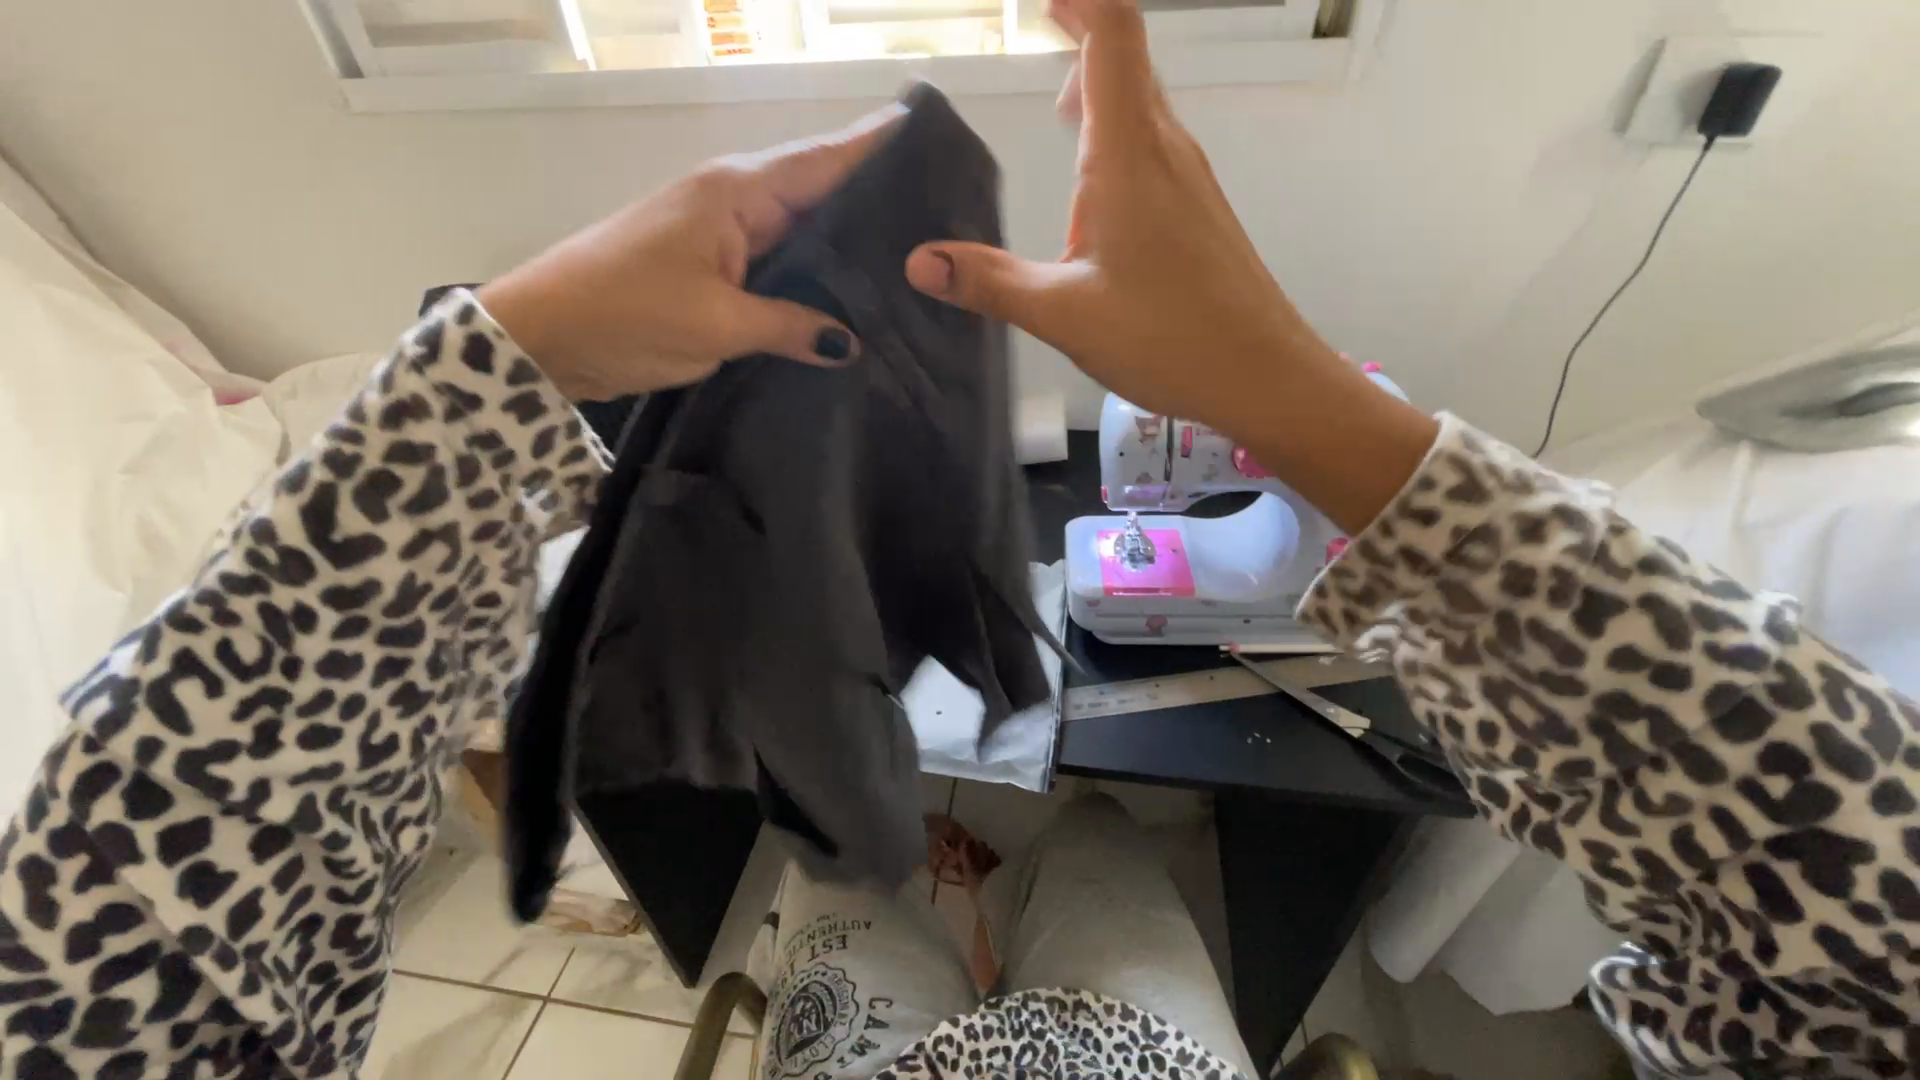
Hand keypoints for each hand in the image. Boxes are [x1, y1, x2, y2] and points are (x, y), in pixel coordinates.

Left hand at [479, 104, 905, 401]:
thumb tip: (851, 344)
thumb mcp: (717, 324)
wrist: (545, 338)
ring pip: (802, 235)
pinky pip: (781, 268)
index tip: (925, 130)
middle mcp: (737, 204)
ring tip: (910, 261)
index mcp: (737, 194)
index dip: (874, 146)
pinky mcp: (717, 272)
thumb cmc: (626, 313)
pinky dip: (814, 280)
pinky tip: (850, 300)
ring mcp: (726, 238)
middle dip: (874, 203)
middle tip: (938, 218)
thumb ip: (790, 328)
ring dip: (846, 248)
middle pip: (819, 195)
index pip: (821, 161)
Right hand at [903, 0, 1436, 531]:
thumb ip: (990, 283)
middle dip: (1083, 40)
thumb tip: (919, 261)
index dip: (1080, 3)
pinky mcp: (1201, 214)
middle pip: (1129, 63)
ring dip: (1102, 94)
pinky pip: (1156, 149)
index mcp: (1128, 157)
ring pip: (1144, 108)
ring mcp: (1190, 182)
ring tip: (1059, 113)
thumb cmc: (1167, 338)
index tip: (1042, 4)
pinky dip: (1120, 138)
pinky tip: (1097, 190)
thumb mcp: (1063, 314)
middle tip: (1041, 35)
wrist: (1264, 375)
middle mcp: (1166, 152)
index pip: (1113, 36)